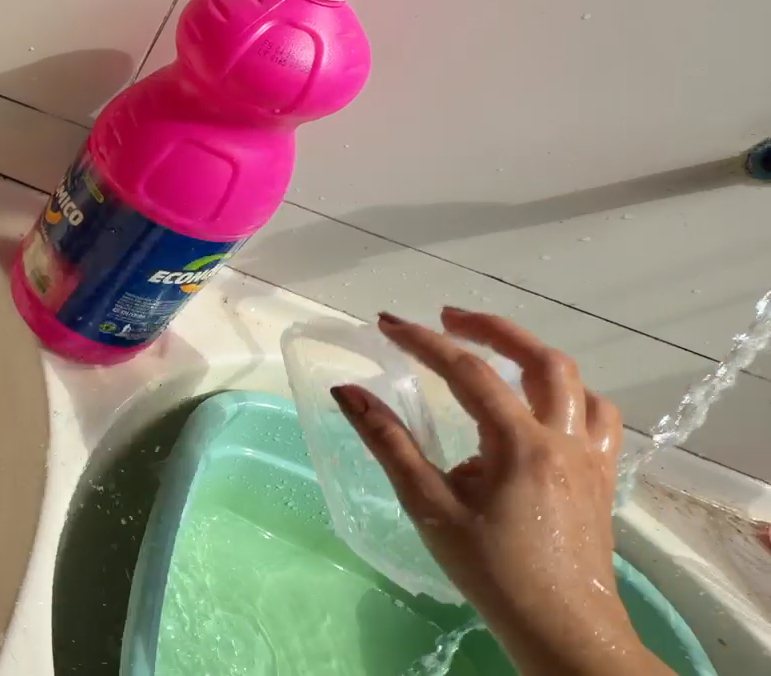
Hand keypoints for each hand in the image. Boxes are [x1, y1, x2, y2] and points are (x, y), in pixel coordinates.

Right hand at [335, 308, 669, 675]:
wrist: (564, 629)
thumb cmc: (489, 567)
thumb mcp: (426, 503)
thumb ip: (388, 440)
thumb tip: (346, 390)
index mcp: (520, 446)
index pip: (469, 372)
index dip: (423, 341)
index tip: (385, 323)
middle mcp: (564, 443)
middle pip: (544, 362)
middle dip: (492, 329)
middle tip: (447, 317)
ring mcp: (591, 459)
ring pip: (579, 386)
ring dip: (532, 356)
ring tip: (490, 350)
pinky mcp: (600, 478)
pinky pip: (596, 417)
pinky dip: (566, 393)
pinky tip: (534, 401)